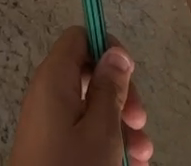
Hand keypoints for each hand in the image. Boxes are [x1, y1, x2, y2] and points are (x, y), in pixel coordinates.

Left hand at [10, 27, 153, 165]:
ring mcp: (50, 122)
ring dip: (121, 126)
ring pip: (92, 108)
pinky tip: (129, 165)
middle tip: (141, 121)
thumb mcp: (101, 129)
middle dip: (121, 96)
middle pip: (90, 74)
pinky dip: (107, 144)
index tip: (130, 74)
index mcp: (54, 77)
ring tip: (142, 156)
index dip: (106, 48)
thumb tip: (114, 52)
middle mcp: (48, 93)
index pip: (79, 37)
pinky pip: (84, 133)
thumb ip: (110, 88)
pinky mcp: (54, 147)